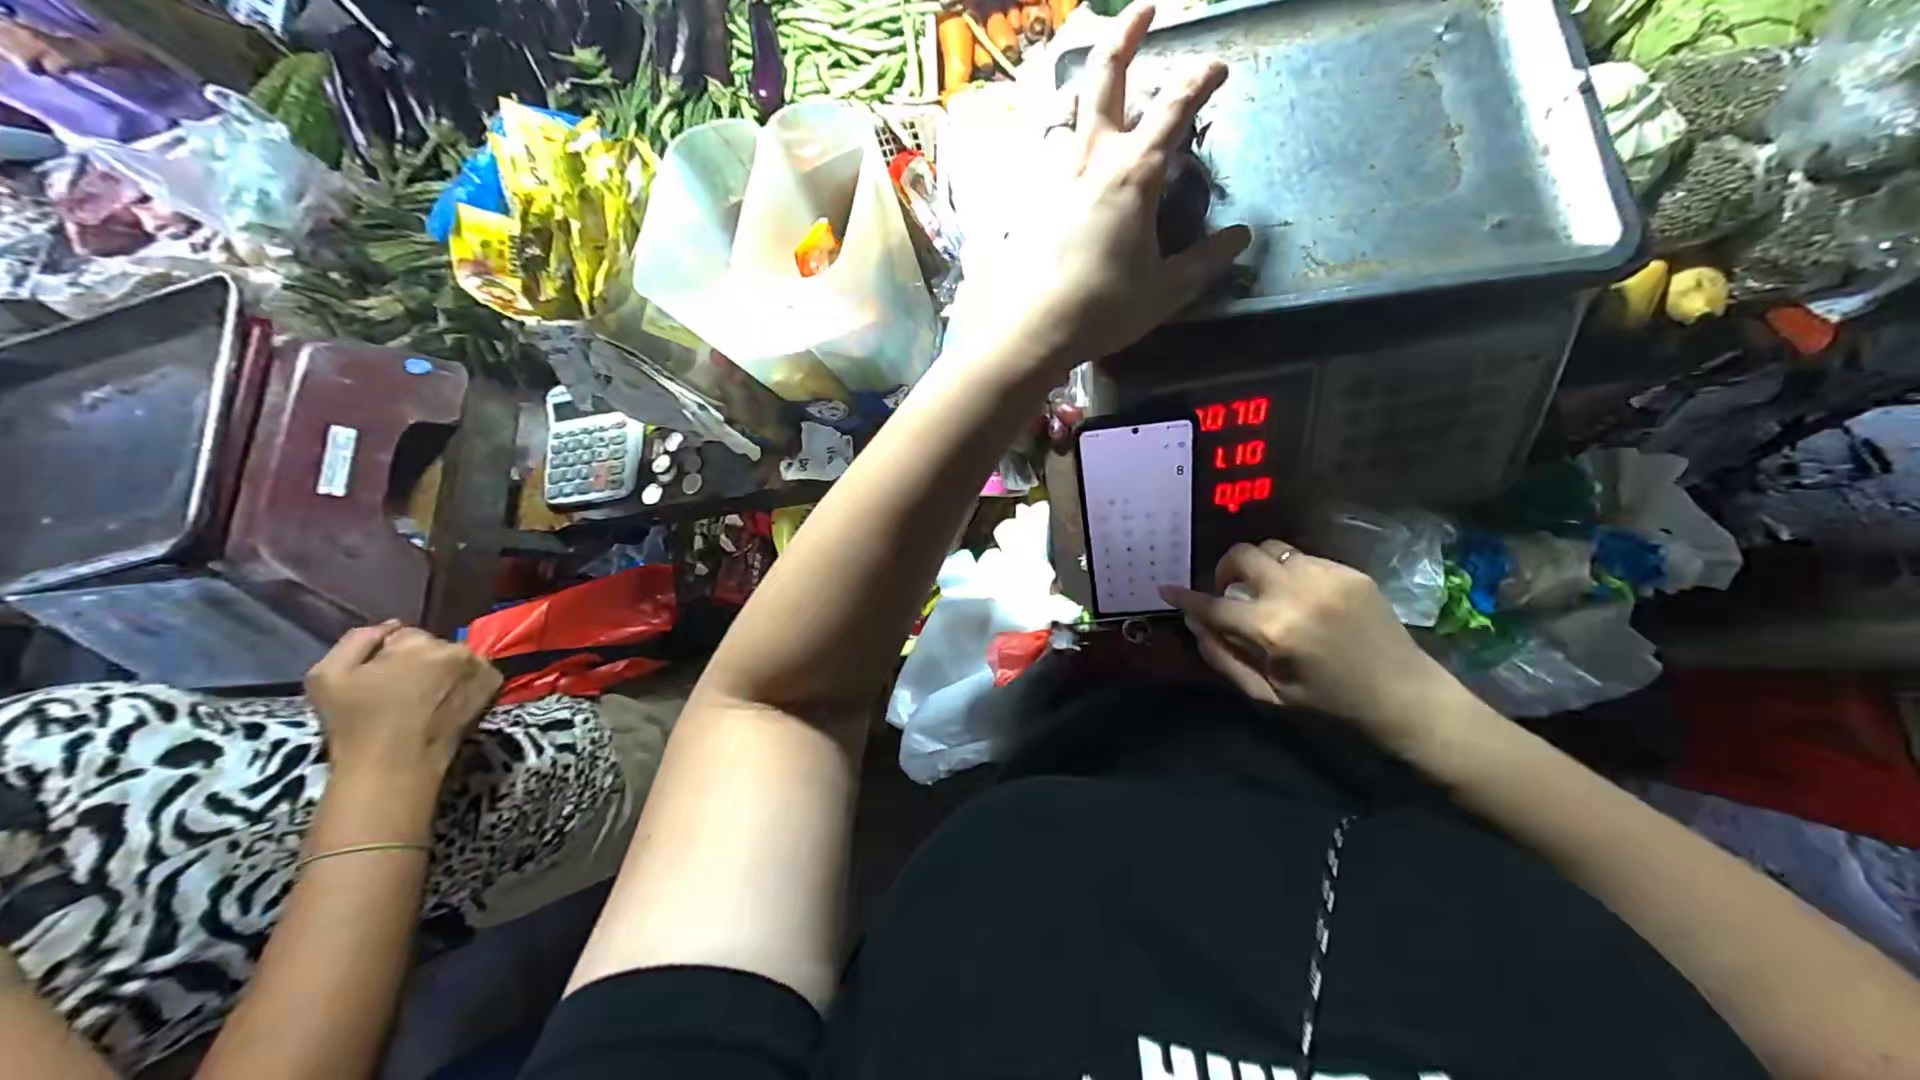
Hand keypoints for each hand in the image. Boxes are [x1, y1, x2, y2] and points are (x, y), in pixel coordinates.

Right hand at [304, 623, 501, 784]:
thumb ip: (357, 639)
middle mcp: (458, 649)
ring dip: (443, 671)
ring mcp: (481, 667)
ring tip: (424, 700)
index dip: (386, 657)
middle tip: (401, 692)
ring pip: (455, 659)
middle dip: (418, 661)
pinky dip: (463, 682)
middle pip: (433, 646)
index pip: (403, 635)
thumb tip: (391, 626)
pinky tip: (445, 702)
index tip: (378, 680)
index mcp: (420, 643)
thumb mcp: (327, 675)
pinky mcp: (494, 686)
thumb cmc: (354, 723)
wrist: (394, 766)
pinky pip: (475, 673)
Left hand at [963, 3, 1249, 372]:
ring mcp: (1056, 179)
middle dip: (1126, 36)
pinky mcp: (1033, 203)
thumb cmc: (1104, 309)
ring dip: (1091, 87)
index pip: (1174, 109)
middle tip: (1143, 9)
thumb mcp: (1166, 290)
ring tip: (1105, 83)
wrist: (1034, 330)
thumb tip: (1241, 238)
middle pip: (1105, 80)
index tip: (1218, 68)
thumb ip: (1205, 262)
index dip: (1199, 80)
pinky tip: (1073, 154)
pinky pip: (1052, 154)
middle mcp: (1091, 162)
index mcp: (1133, 176)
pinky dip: (1067, 138)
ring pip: (1072, 113)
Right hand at [1163, 541, 1464, 744]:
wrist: (1406, 698)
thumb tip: (1193, 623)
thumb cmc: (1330, 706)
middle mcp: (1296, 593)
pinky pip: (1303, 556)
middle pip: (1242, 556)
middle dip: (1224, 570)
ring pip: (1272, 548)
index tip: (1167, 590)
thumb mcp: (1267, 695)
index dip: (1186, 598)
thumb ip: (1222, 656)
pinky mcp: (1350, 572)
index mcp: (1273, 630)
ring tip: (1264, 590)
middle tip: (1228, 592)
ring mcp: (1327, 576)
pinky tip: (1299, 595)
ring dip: (1257, 566)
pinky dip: (1289, 571)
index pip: (1214, 605)